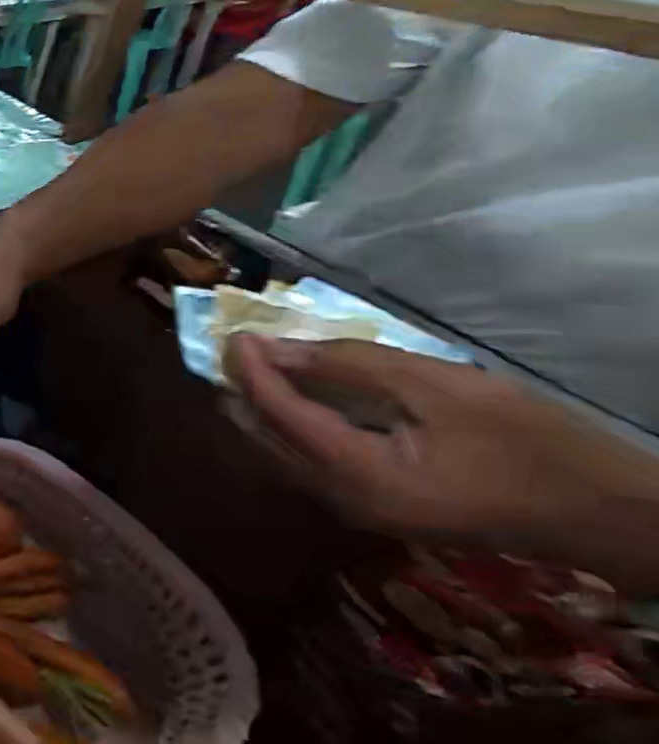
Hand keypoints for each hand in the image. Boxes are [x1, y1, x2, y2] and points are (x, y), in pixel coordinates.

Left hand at [224, 335, 604, 543]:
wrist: (617, 521)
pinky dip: (286, 424)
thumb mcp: (441, 387)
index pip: (274, 411)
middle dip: (243, 386)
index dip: (250, 368)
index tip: (237, 333)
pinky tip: (291, 395)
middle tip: (241, 345)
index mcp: (356, 473)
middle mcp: (339, 498)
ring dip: (259, 405)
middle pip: (260, 433)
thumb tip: (274, 348)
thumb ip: (347, 364)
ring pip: (275, 449)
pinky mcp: (370, 507)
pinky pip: (302, 460)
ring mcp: (353, 509)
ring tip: (257, 363)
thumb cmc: (535, 446)